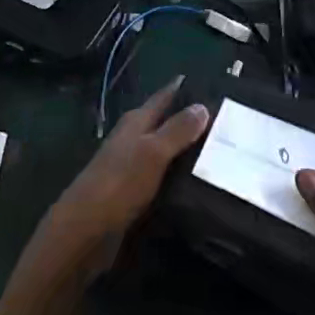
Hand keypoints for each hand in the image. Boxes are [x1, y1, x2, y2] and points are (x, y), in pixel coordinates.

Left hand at [30, 76, 210, 278]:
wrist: (87, 228)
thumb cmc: (119, 183)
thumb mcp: (151, 152)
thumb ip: (176, 130)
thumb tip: (201, 105)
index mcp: (134, 123)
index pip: (162, 98)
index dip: (183, 90)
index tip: (212, 85)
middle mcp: (132, 139)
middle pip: (164, 123)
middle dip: (190, 121)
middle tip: (227, 123)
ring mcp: (131, 166)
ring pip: (164, 151)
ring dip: (187, 150)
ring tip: (222, 154)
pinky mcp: (133, 193)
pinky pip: (163, 176)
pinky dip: (179, 176)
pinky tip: (199, 185)